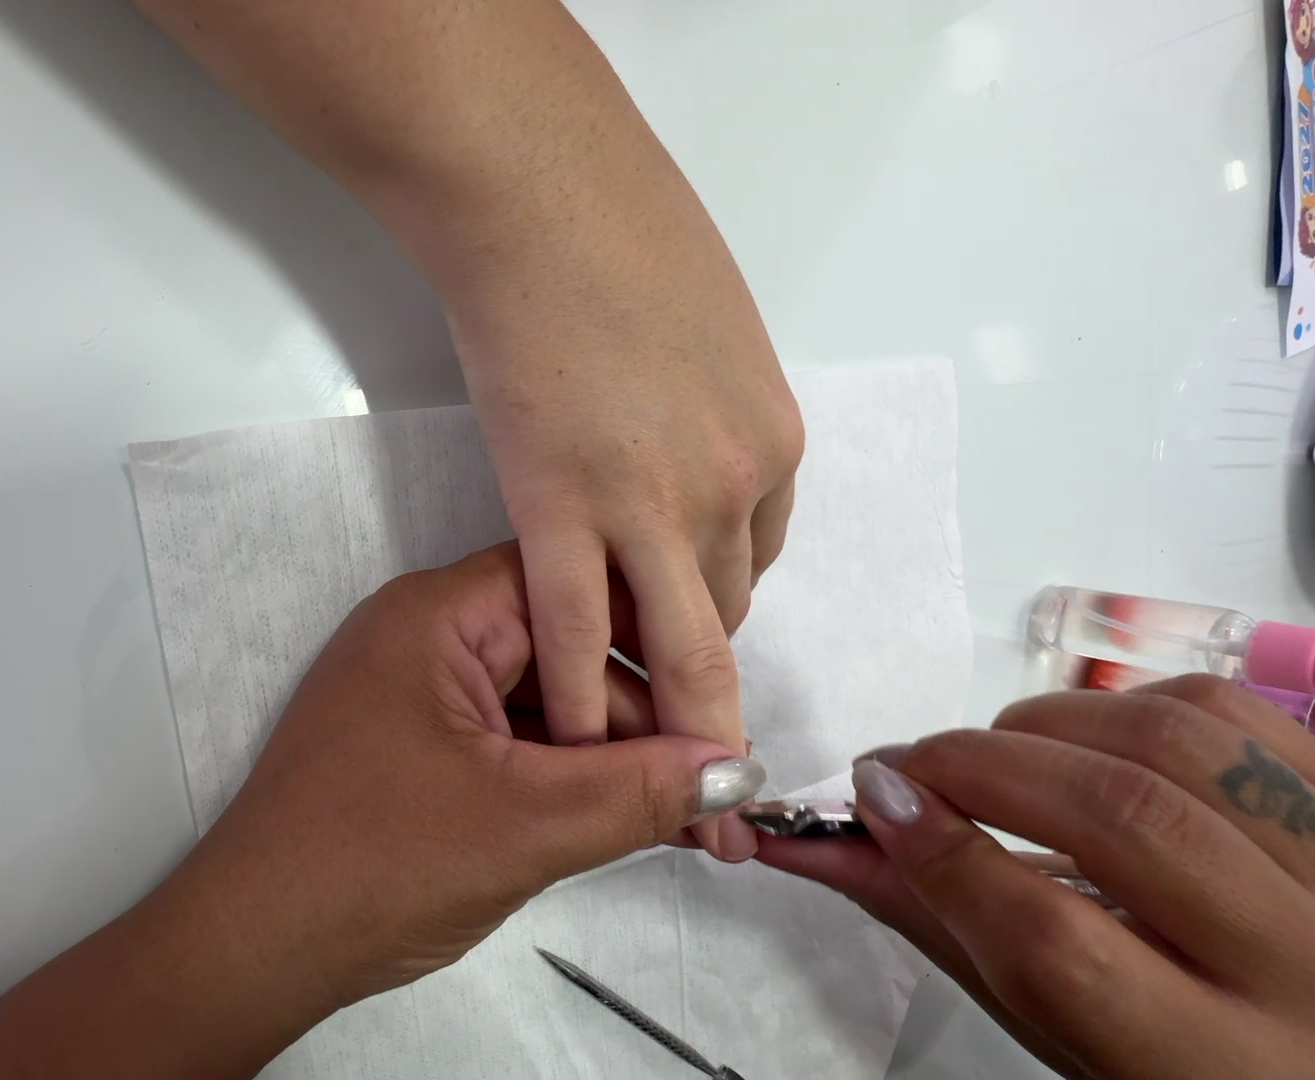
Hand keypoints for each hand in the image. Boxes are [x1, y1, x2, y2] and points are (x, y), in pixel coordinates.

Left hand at [195, 542, 766, 1005]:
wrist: (255, 948)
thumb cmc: (373, 864)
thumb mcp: (523, 825)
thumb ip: (639, 792)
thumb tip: (735, 769)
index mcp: (442, 614)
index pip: (574, 584)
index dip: (656, 631)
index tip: (723, 695)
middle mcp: (434, 634)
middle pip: (569, 650)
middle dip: (646, 724)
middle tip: (720, 791)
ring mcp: (429, 690)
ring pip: (549, 703)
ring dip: (616, 760)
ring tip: (694, 823)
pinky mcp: (429, 741)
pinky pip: (519, 739)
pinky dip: (573, 776)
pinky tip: (632, 818)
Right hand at [443, 189, 801, 862]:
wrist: (544, 194)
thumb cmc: (621, 241)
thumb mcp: (705, 330)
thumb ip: (711, 417)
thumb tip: (683, 459)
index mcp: (770, 440)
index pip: (754, 556)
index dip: (712, 604)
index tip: (680, 632)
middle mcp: (733, 483)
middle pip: (723, 613)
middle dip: (711, 696)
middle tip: (705, 763)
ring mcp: (655, 500)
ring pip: (674, 640)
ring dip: (663, 720)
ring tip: (655, 790)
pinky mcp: (566, 503)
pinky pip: (580, 625)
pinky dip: (579, 693)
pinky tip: (571, 741)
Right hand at [762, 676, 1314, 1079]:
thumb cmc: (1171, 1061)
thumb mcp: (1046, 1023)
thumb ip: (929, 919)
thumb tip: (808, 841)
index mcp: (1226, 1068)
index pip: (1052, 939)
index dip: (940, 853)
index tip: (869, 799)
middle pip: (1115, 818)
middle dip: (972, 769)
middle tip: (903, 769)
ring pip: (1168, 744)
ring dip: (1039, 727)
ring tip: (992, 756)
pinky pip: (1227, 710)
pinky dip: (1121, 702)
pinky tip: (1083, 741)